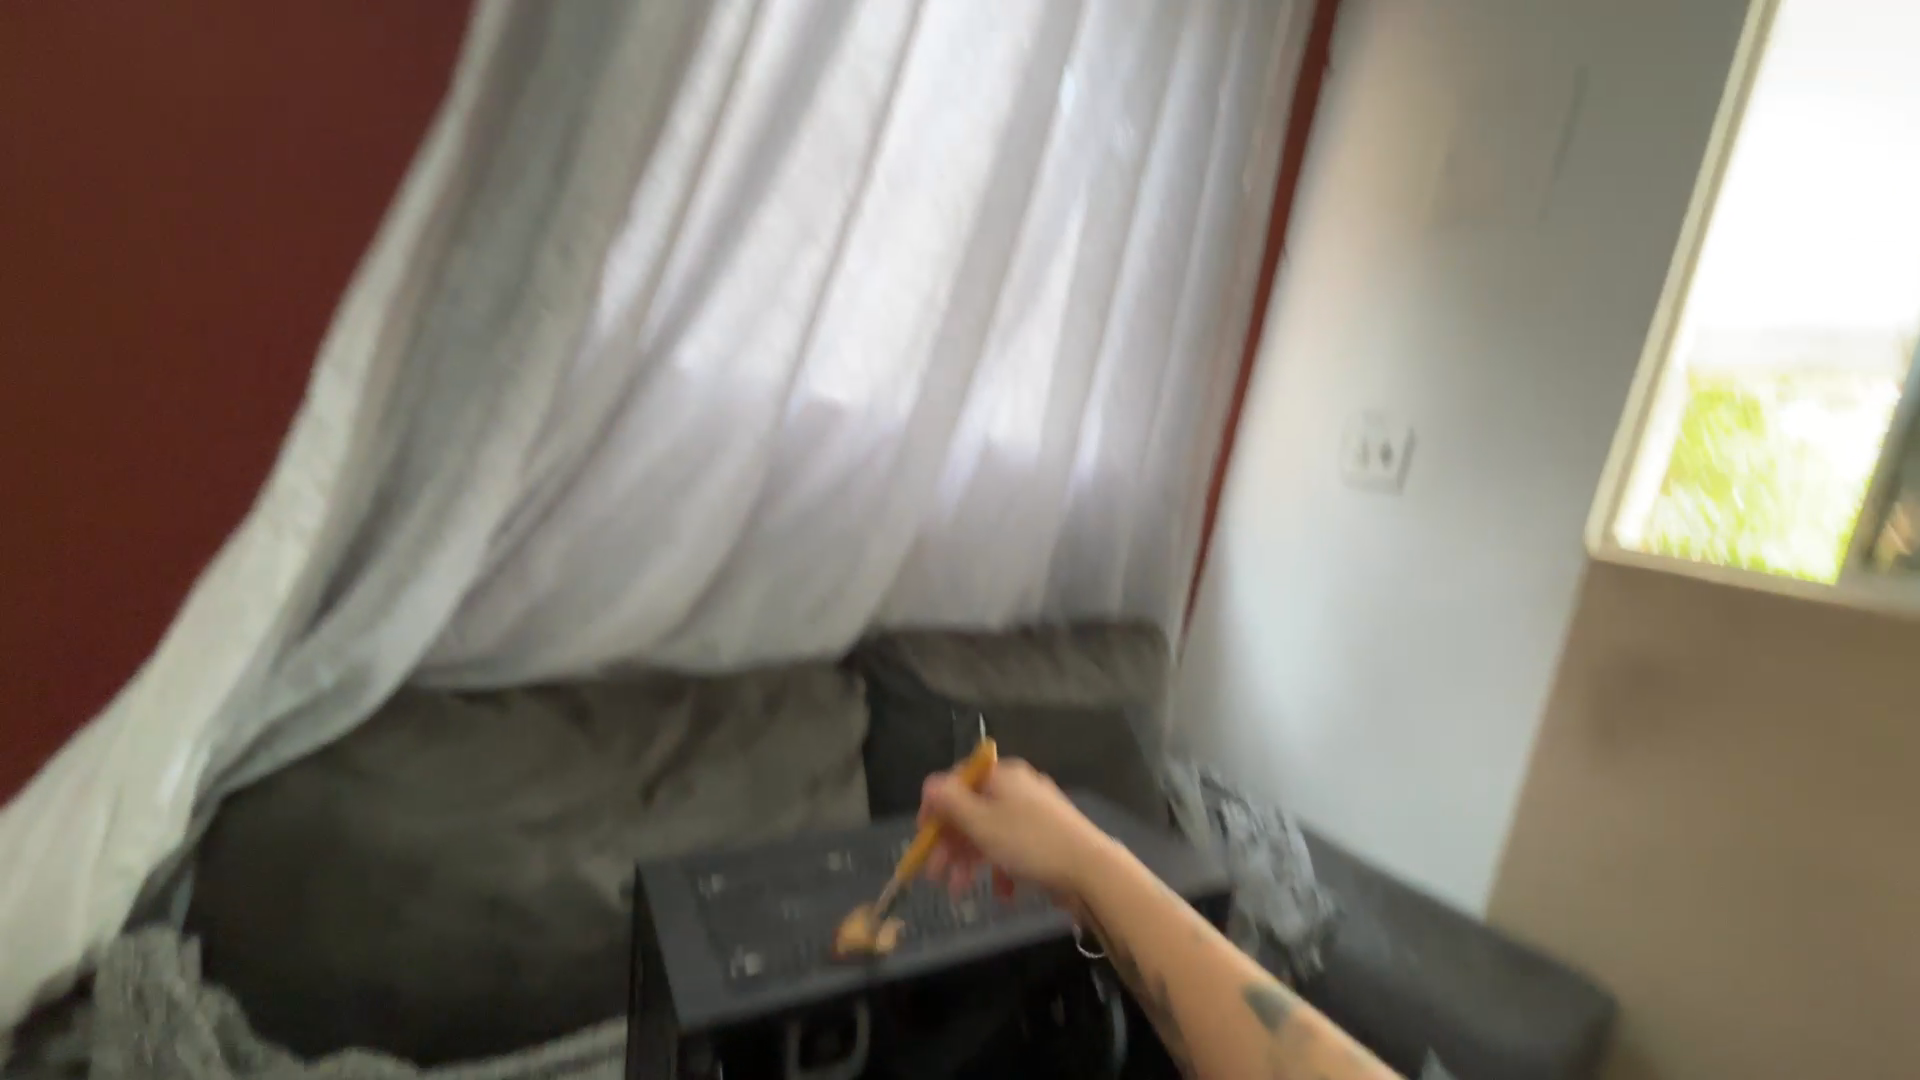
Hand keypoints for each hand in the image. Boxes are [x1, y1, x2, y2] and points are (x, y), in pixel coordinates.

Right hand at [917, 757, 1115, 900]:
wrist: (1091, 870)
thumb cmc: (1030, 842)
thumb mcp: (982, 823)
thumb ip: (951, 802)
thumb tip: (929, 784)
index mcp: (1002, 776)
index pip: (958, 782)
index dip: (937, 808)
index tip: (923, 836)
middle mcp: (1017, 789)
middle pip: (972, 811)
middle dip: (951, 844)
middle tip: (935, 876)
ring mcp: (1034, 815)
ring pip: (991, 833)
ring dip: (971, 862)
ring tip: (960, 892)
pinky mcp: (1046, 840)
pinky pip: (1013, 849)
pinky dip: (1002, 869)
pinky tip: (1003, 893)